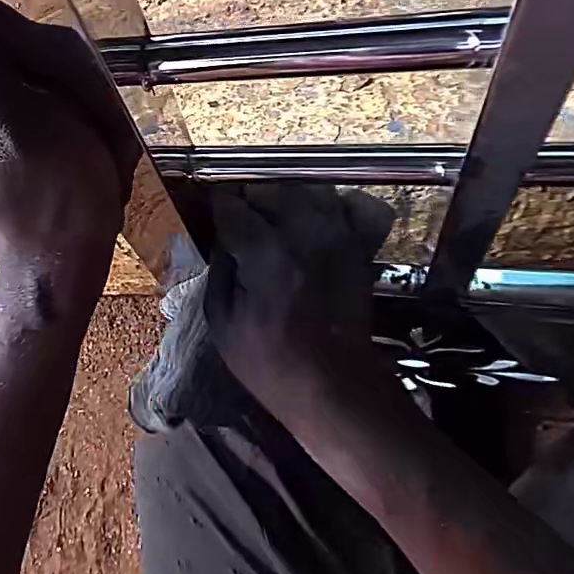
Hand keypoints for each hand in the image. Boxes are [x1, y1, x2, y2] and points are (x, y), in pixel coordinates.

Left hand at [0, 0, 138, 302]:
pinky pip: (70, 83)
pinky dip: (91, 109)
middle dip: (78, 81)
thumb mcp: (9, 123)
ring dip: (92, 100)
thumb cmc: (50, 198)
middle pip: (36, 38)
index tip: (77, 103)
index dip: (50, 51)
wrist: (70, 253)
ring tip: (97, 141)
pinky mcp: (21, 103)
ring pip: (62, 61)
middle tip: (93, 131)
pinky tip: (95, 137)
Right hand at [202, 184, 395, 407]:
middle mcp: (304, 233)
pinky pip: (353, 207)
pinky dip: (335, 206)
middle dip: (252, 199)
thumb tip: (223, 238)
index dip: (219, 205)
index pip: (233, 206)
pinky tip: (318, 222)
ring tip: (276, 218)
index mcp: (265, 253)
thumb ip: (219, 270)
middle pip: (272, 190)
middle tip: (242, 218)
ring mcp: (337, 237)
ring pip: (309, 191)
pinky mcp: (358, 247)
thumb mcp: (222, 322)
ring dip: (288, 198)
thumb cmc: (270, 361)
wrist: (333, 382)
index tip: (214, 210)